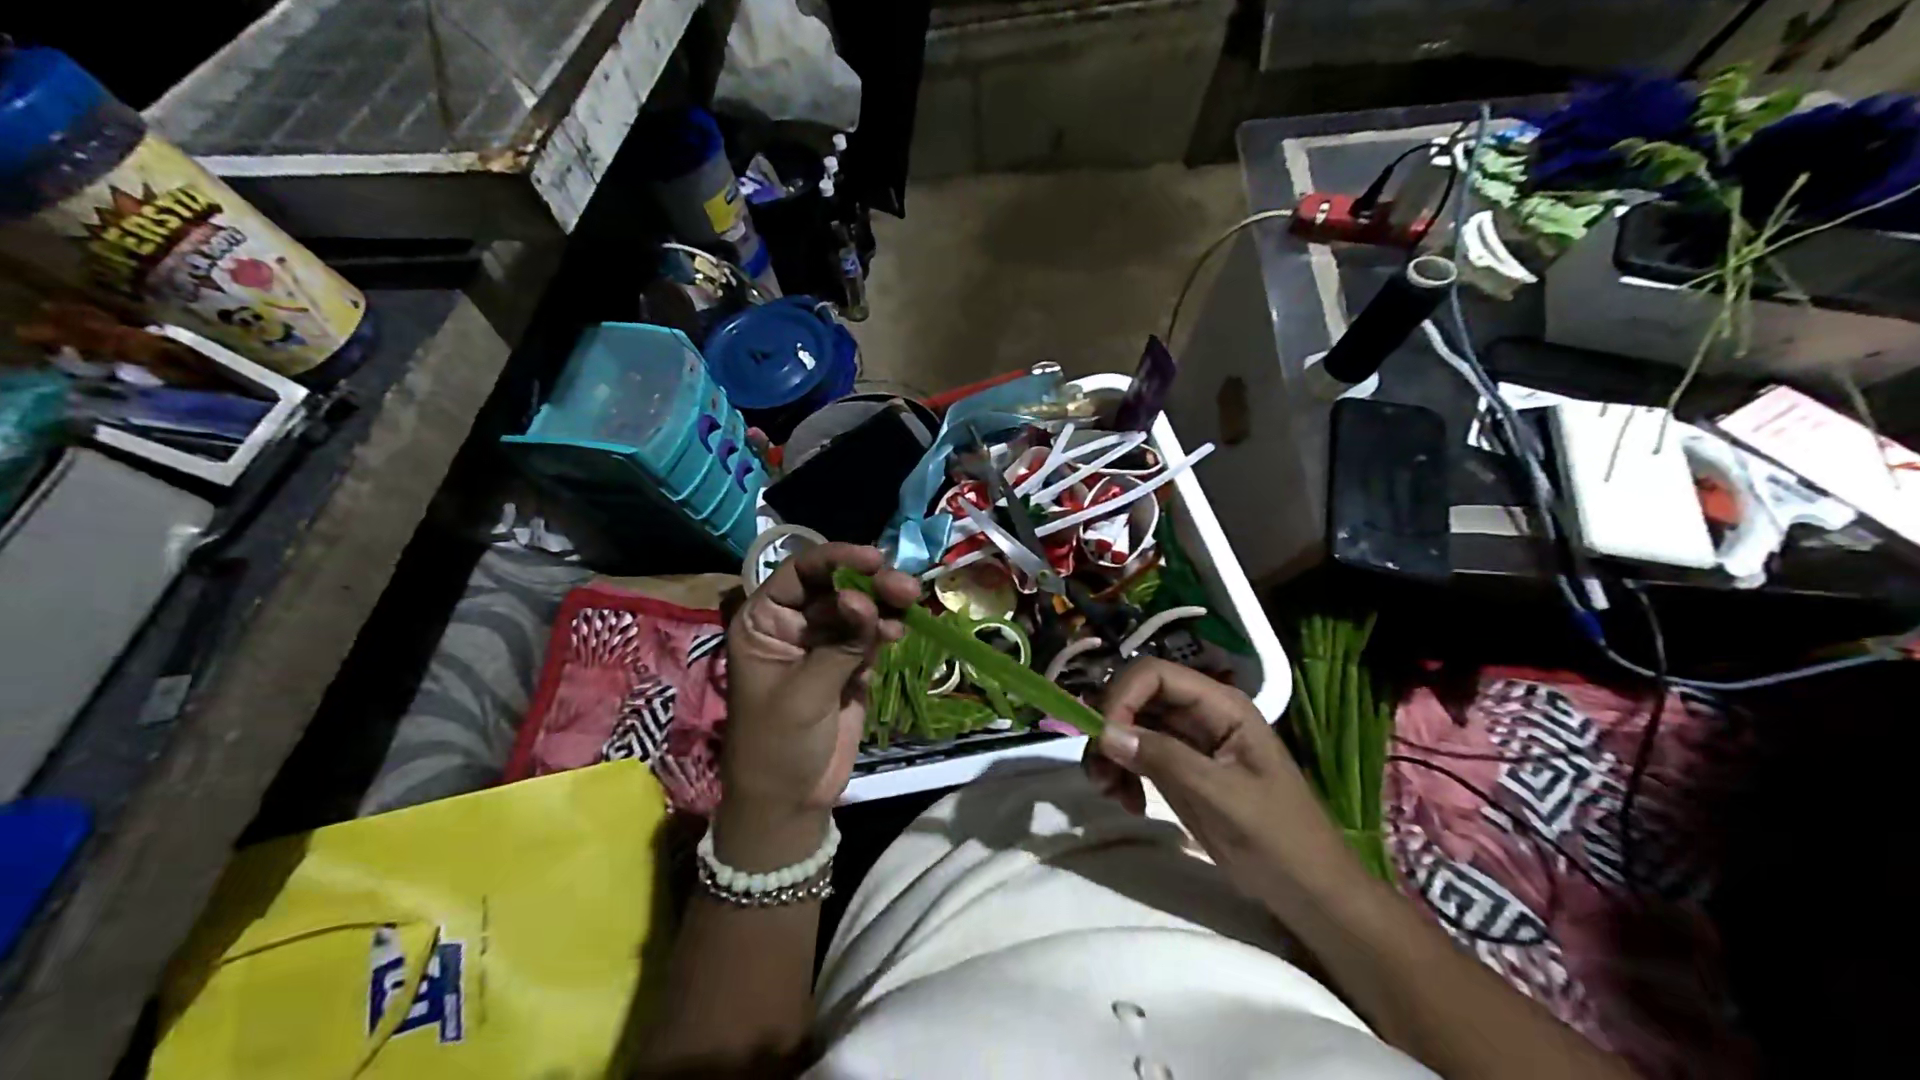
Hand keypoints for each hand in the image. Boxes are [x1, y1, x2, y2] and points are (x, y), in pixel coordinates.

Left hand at [720, 544, 917, 866]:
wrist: (790, 799)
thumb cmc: (777, 744)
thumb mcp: (805, 693)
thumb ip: (839, 643)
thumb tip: (864, 598)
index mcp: (765, 622)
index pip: (800, 574)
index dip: (836, 559)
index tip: (874, 559)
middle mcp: (793, 625)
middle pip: (836, 588)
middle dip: (870, 583)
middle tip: (903, 587)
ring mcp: (823, 644)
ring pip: (858, 609)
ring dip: (884, 604)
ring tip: (909, 603)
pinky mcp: (848, 664)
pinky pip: (869, 636)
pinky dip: (885, 630)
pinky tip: (898, 631)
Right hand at [1085, 658, 1355, 907]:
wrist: (1309, 891)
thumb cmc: (1278, 839)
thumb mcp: (1222, 797)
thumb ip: (1164, 758)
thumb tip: (1104, 732)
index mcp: (1221, 706)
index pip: (1154, 675)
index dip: (1122, 697)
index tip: (1103, 739)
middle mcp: (1200, 713)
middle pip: (1136, 697)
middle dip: (1109, 728)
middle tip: (1099, 774)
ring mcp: (1187, 740)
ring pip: (1129, 725)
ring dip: (1110, 753)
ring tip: (1110, 793)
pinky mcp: (1177, 767)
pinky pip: (1135, 754)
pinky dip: (1120, 773)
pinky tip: (1127, 803)